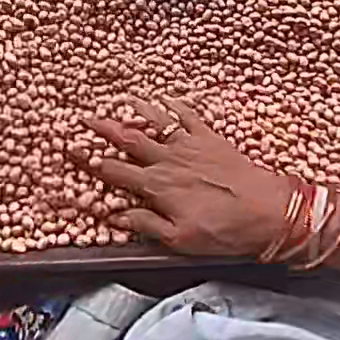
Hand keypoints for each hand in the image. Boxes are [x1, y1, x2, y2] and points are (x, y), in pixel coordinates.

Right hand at [82, 95, 290, 256]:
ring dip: (136, 111)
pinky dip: (175, 105)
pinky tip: (166, 98)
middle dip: (104, 129)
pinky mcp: (210, 138)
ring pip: (155, 123)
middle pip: (129, 140)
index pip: (115, 172)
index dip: (91, 161)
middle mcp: (167, 161)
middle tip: (85, 118)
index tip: (72, 150)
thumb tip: (116, 214)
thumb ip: (147, 225)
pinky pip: (188, 117)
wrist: (268, 211)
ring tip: (121, 101)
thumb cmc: (224, 231)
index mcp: (157, 187)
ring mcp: (189, 145)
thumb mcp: (180, 240)